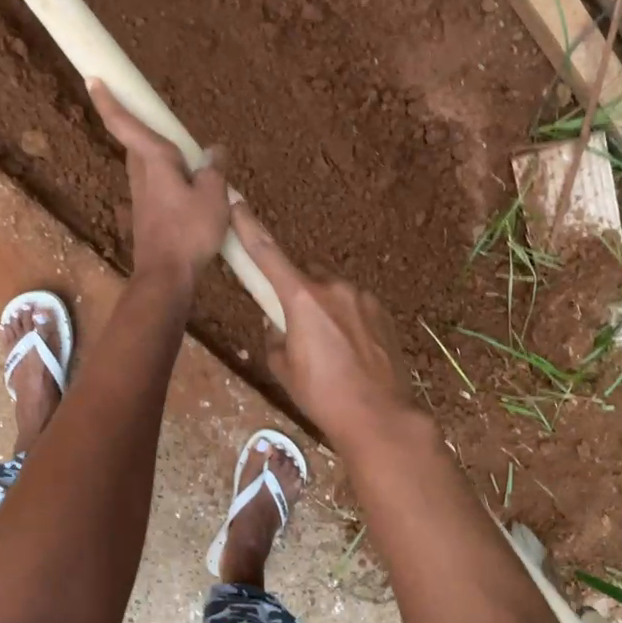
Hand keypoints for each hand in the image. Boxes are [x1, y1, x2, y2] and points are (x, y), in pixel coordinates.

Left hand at [88, 80, 230, 287]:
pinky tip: (190, 196)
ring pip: (148, 167)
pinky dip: (170, 184)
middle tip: (156, 122)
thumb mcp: (214, 197)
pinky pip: (157, 189)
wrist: (166, 276)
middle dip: (142, 130)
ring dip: (161, 160)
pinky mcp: (146, 217)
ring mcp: (141, 198)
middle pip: (137, 144)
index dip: (108, 101)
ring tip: (192, 168)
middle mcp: (141, 176)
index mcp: (155, 162)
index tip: (92, 79)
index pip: (126, 124)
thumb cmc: (189, 233)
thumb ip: (214, 170)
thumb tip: (215, 151)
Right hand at [229, 202, 423, 447]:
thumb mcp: (282, 369)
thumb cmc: (322, 396)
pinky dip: (346, 322)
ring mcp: (363, 298)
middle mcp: (334, 288)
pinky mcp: (382, 312)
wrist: (379, 416)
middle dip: (297, 294)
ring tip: (328, 352)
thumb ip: (274, 337)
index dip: (250, 229)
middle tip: (296, 331)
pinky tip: (350, 354)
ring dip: (324, 311)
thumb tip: (277, 324)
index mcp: (303, 300)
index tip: (238, 205)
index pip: (269, 256)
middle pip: (306, 277)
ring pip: (332, 293)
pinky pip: (354, 307)